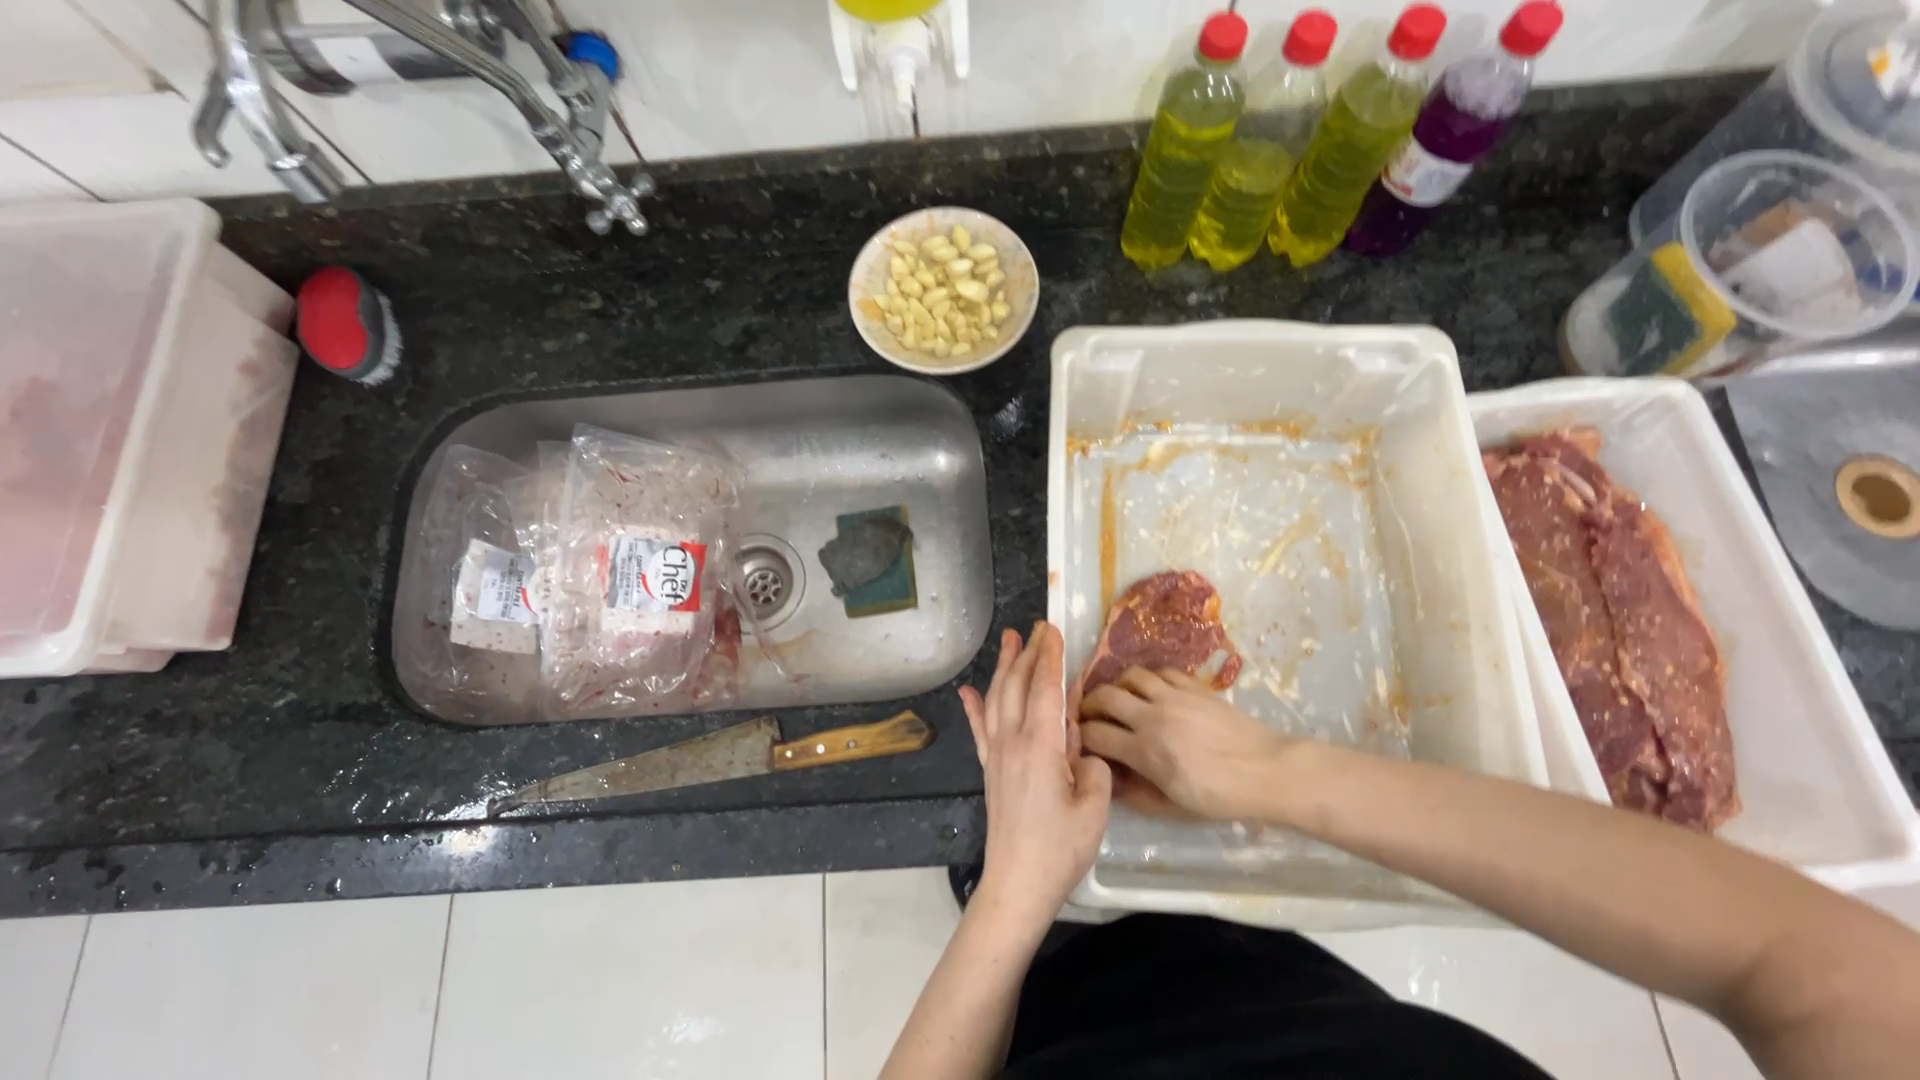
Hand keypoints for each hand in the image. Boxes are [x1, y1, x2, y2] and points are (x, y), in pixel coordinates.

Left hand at [960, 622, 1111, 928]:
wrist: (1017, 883)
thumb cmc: (1060, 848)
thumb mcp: (1094, 806)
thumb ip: (1093, 767)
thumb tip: (1081, 749)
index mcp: (1039, 745)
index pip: (1045, 688)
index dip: (1050, 657)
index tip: (1054, 630)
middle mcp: (1012, 742)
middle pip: (1016, 686)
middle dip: (1026, 654)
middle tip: (1035, 628)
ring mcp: (997, 755)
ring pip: (996, 700)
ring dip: (1003, 669)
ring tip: (1008, 642)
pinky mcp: (990, 771)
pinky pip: (979, 729)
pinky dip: (974, 706)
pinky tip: (968, 691)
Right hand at [1079, 667, 1296, 821]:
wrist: (1267, 772)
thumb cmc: (1219, 797)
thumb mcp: (1173, 807)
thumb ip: (1136, 794)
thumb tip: (1110, 781)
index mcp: (1145, 751)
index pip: (1095, 734)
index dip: (1082, 737)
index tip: (1081, 742)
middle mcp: (1153, 716)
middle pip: (1105, 695)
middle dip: (1089, 704)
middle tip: (1090, 715)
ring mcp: (1175, 696)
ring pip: (1131, 675)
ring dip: (1119, 686)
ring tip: (1121, 699)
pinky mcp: (1195, 686)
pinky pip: (1161, 671)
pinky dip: (1150, 679)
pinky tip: (1153, 692)